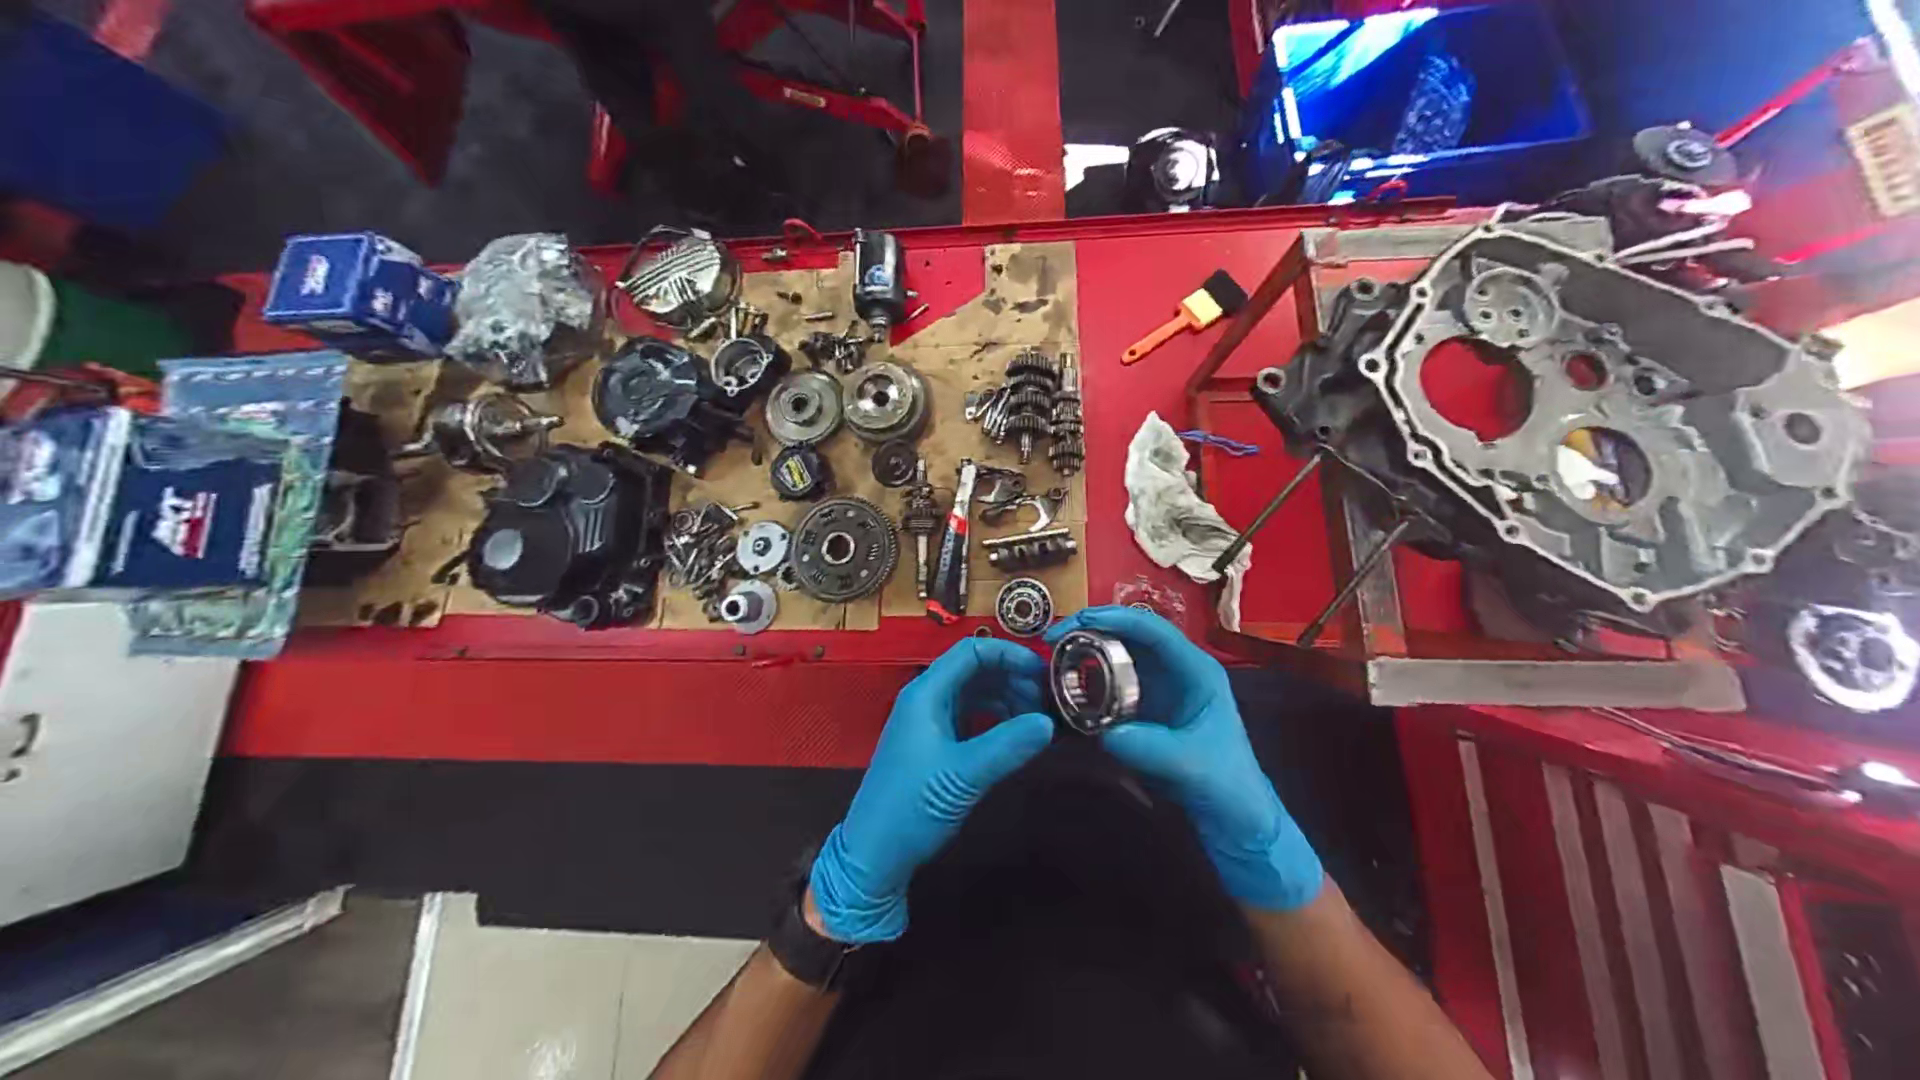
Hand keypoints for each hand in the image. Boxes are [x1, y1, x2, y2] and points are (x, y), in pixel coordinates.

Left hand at [808, 638, 1054, 943]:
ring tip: (1039, 720)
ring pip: (976, 694)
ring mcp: (931, 722)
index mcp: (926, 693)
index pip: (972, 651)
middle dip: (1014, 678)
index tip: (1044, 673)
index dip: (1010, 655)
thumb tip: (1050, 723)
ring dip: (1009, 698)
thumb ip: (1006, 746)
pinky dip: (998, 720)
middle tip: (1049, 701)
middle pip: (976, 669)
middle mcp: (928, 699)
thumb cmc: (911, 806)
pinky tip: (1018, 736)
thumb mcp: (962, 776)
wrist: (875, 853)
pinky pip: (973, 717)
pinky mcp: (937, 744)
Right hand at [1045, 606, 1322, 910]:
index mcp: (1195, 671)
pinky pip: (1106, 688)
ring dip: (1082, 655)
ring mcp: (1154, 691)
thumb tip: (1107, 734)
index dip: (1114, 619)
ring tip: (1048, 661)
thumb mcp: (1195, 769)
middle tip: (1052, 640)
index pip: (1153, 630)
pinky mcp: (1139, 713)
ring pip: (1113, 658)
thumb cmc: (1229, 790)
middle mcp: (1172, 672)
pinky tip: (1059, 691)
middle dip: (1089, 631)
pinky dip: (1083, 684)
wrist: (1235, 825)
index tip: (1076, 623)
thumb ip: (1155, 750)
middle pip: (1127, 636)